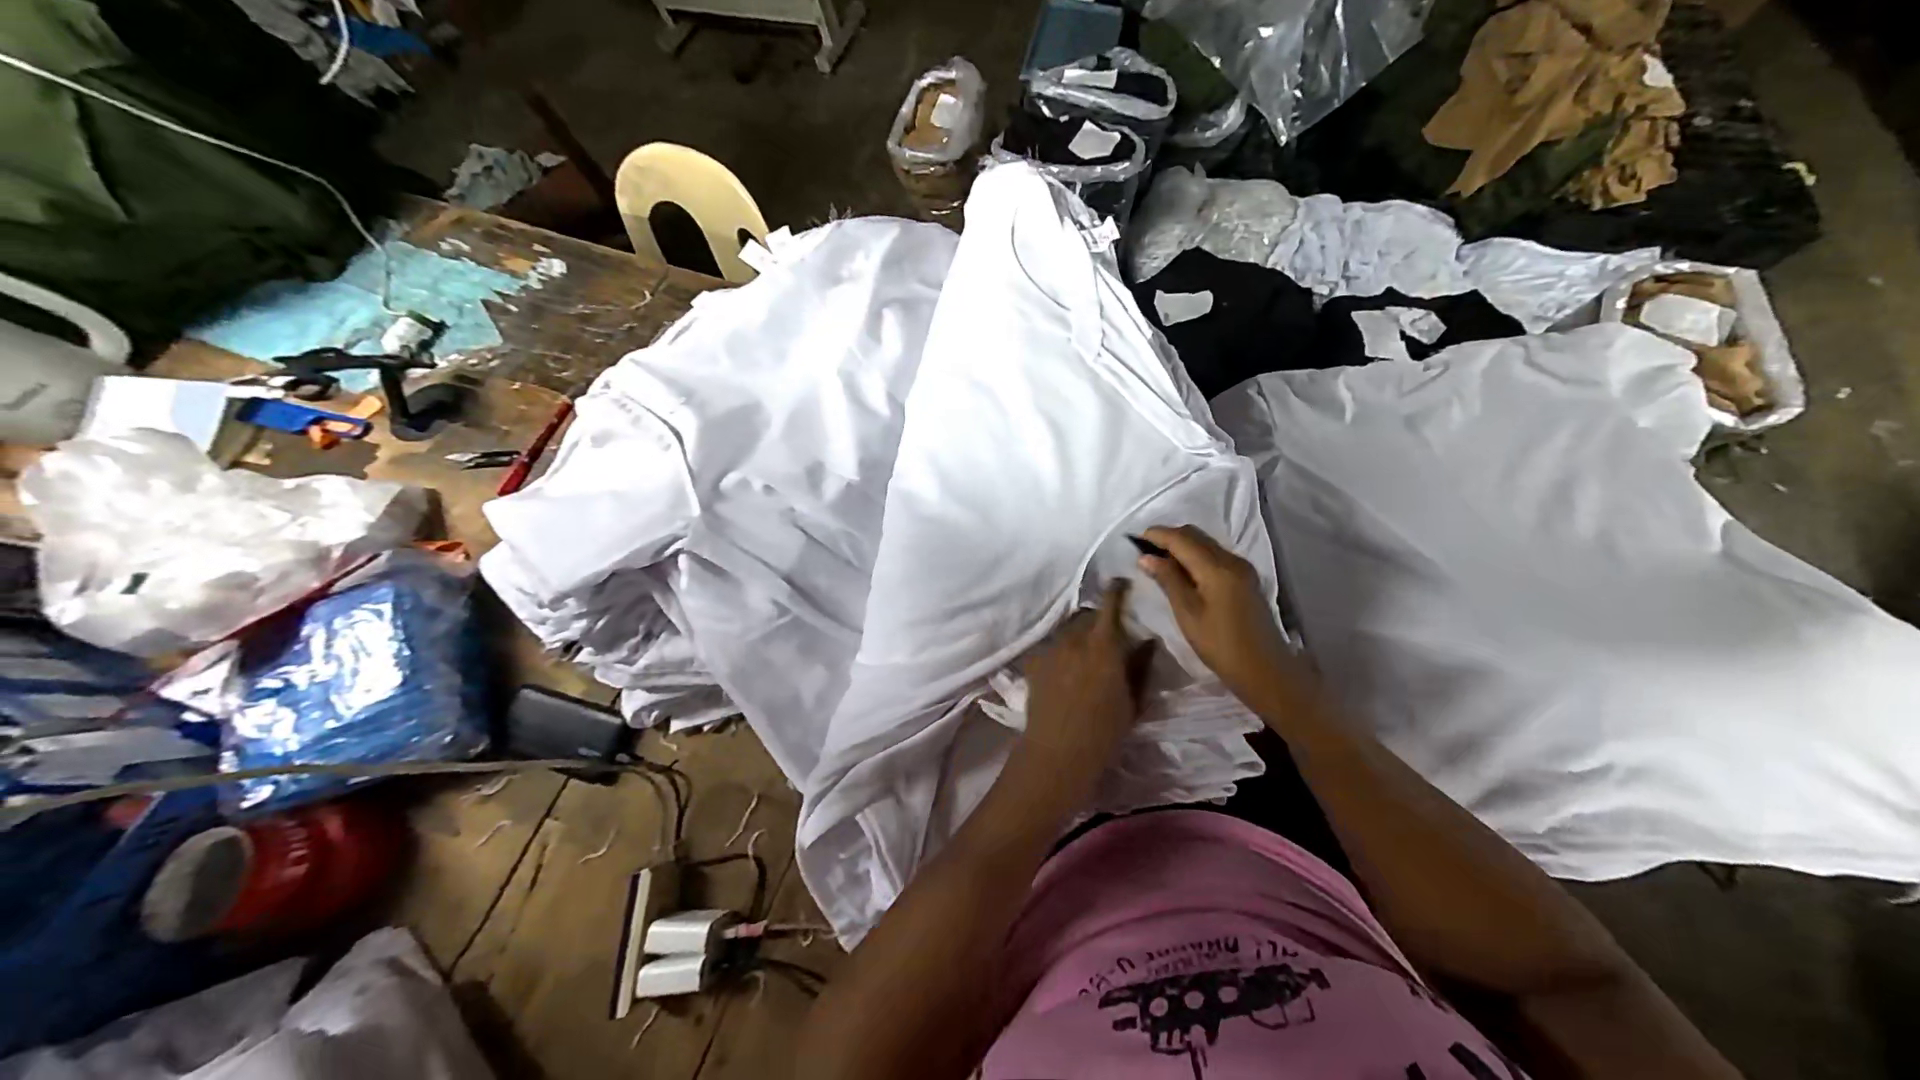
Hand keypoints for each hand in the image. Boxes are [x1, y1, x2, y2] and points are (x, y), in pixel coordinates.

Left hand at [1021, 580, 1151, 776]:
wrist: (1058, 752)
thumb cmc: (1105, 731)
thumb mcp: (1133, 701)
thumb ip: (1141, 666)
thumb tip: (1148, 640)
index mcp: (1104, 646)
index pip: (1110, 606)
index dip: (1116, 591)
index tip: (1121, 582)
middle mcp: (1075, 640)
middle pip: (1087, 618)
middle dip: (1098, 621)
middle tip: (1107, 635)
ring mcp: (1050, 650)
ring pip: (1067, 632)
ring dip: (1078, 636)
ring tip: (1085, 654)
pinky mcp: (1033, 664)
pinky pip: (1050, 648)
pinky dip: (1059, 652)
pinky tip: (1063, 670)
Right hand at [1136, 525, 1293, 699]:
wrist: (1264, 669)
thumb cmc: (1220, 645)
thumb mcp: (1187, 613)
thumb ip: (1168, 580)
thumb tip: (1146, 557)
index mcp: (1217, 568)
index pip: (1182, 539)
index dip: (1157, 535)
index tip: (1134, 539)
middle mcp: (1232, 560)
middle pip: (1196, 535)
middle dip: (1169, 537)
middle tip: (1145, 550)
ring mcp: (1242, 568)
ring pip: (1206, 544)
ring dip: (1182, 545)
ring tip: (1160, 561)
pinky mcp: (1246, 579)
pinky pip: (1216, 555)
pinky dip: (1196, 556)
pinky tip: (1183, 572)